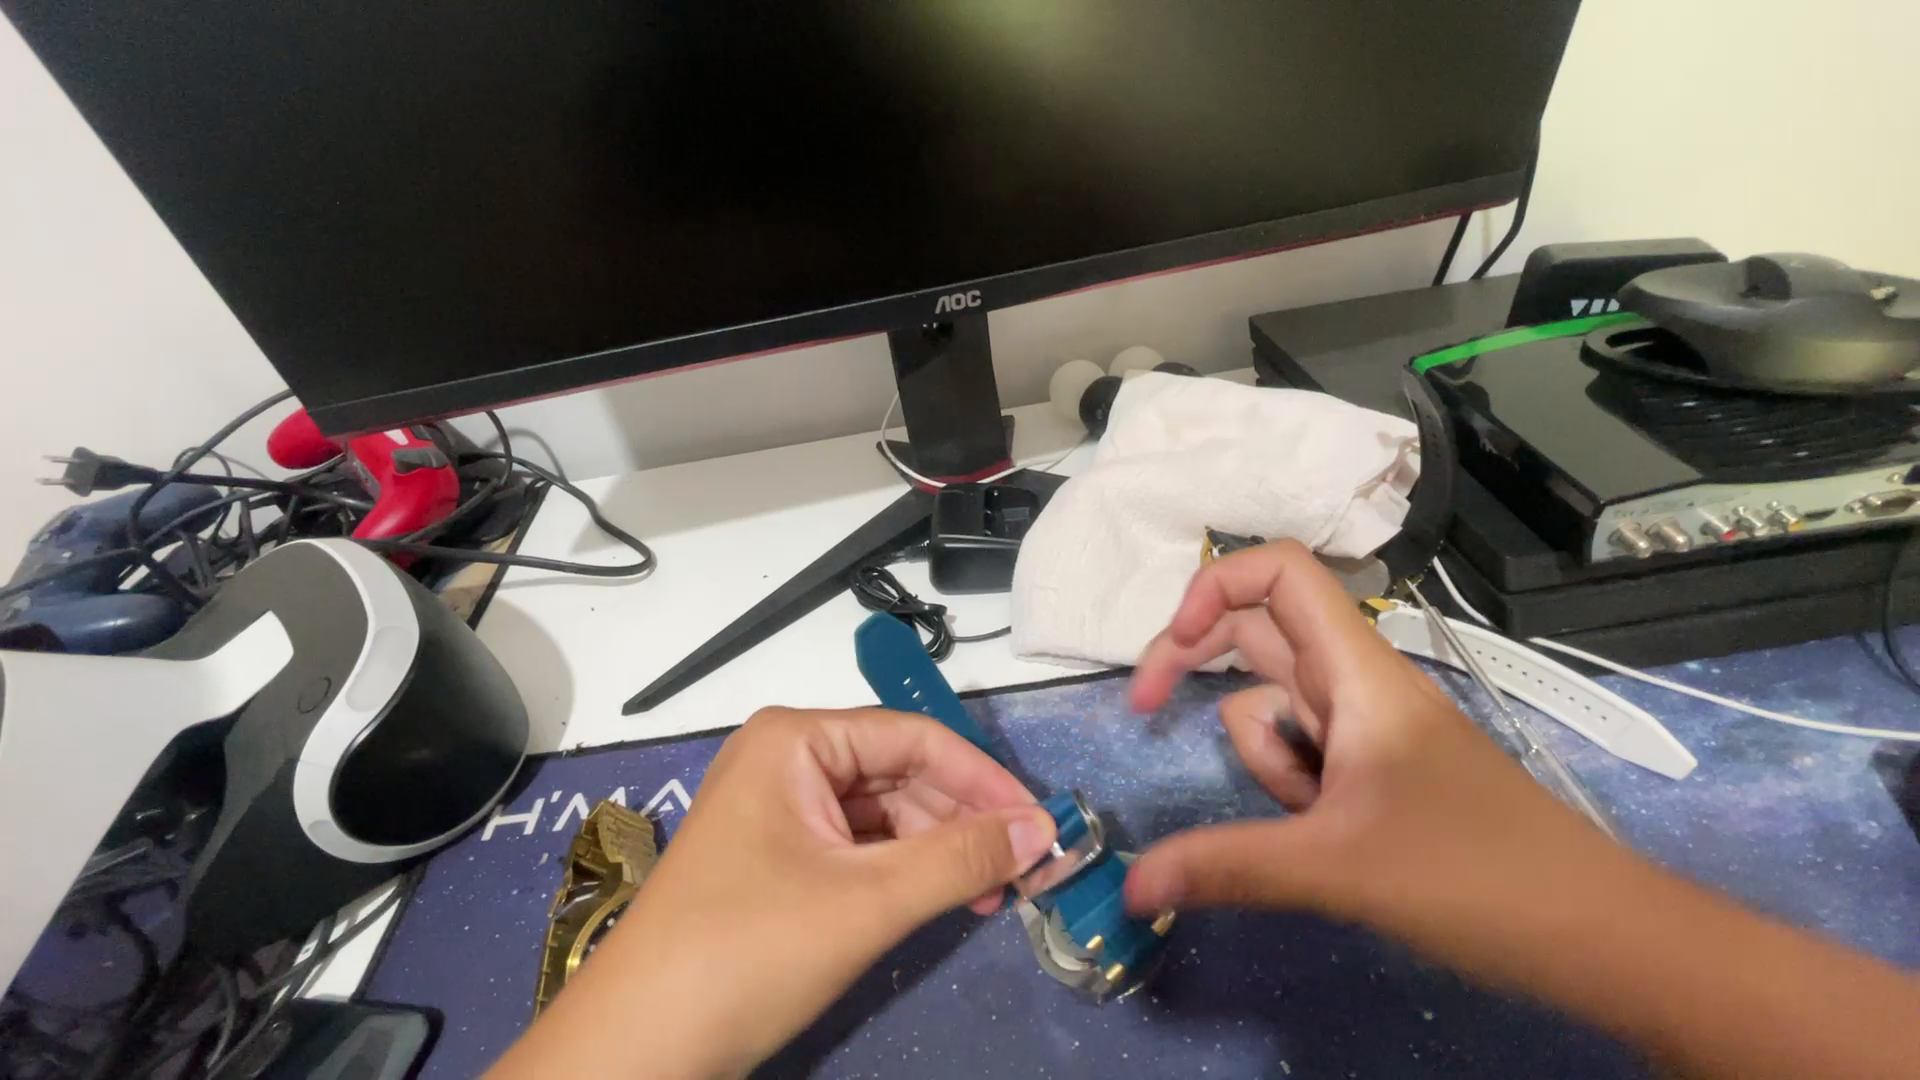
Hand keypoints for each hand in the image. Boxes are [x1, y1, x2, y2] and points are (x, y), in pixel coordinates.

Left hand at [490, 707, 1054, 1079]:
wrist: (635, 1053)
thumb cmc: (750, 951)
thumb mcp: (868, 901)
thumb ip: (961, 858)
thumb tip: (1042, 828)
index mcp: (797, 739)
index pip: (913, 739)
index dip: (982, 779)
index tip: (1039, 822)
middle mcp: (786, 757)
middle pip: (899, 773)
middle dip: (961, 819)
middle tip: (1022, 867)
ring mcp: (778, 806)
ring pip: (882, 812)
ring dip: (938, 849)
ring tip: (991, 892)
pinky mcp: (776, 853)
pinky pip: (857, 844)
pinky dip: (903, 869)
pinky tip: (943, 898)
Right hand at [1123, 540, 1621, 974]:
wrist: (1607, 938)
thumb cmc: (1481, 877)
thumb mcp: (1337, 867)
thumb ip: (1226, 867)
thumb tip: (1132, 886)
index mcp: (1356, 671)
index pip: (1281, 572)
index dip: (1214, 585)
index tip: (1172, 645)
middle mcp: (1355, 682)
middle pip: (1254, 631)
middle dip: (1192, 659)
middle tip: (1146, 707)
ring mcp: (1362, 725)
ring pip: (1271, 703)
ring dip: (1259, 750)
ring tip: (1306, 815)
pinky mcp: (1368, 767)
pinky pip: (1297, 750)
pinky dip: (1285, 781)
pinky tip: (1322, 831)